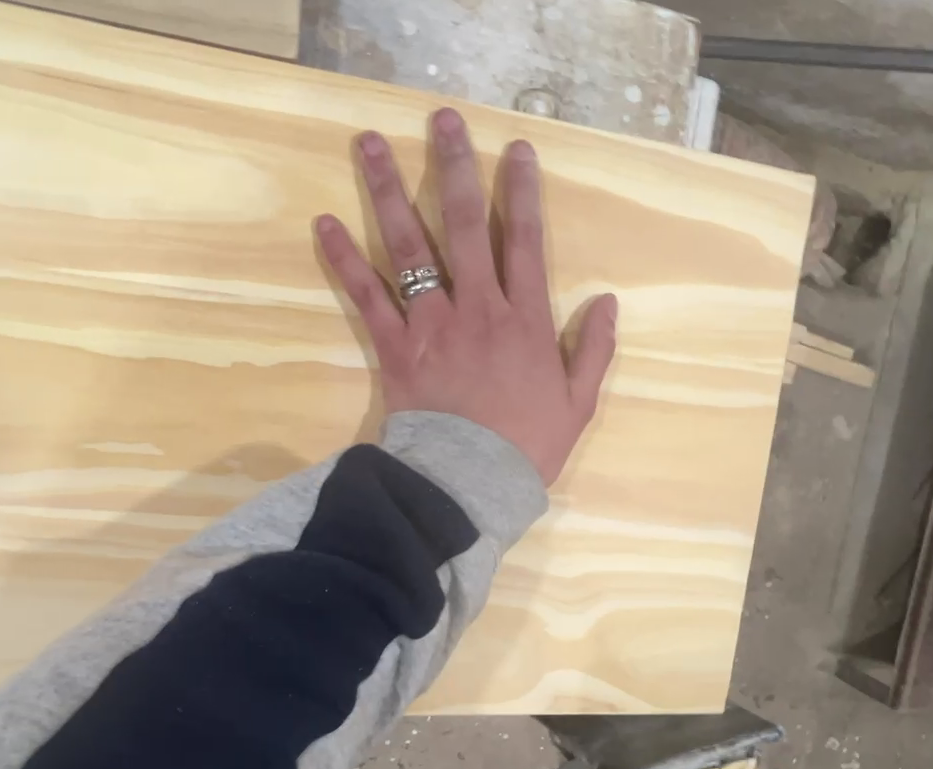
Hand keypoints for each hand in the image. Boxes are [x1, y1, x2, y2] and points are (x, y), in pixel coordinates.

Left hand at [314, 107, 618, 484]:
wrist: (472, 484)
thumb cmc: (528, 448)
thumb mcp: (578, 404)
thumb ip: (594, 350)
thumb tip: (608, 303)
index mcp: (525, 320)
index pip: (524, 241)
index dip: (522, 192)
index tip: (516, 150)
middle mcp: (479, 308)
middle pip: (463, 226)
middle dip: (454, 168)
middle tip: (442, 120)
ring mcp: (433, 325)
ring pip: (410, 249)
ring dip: (389, 193)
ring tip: (371, 144)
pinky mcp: (395, 349)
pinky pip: (367, 298)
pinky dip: (344, 261)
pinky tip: (324, 223)